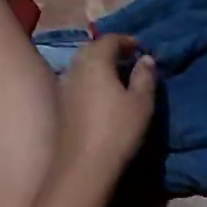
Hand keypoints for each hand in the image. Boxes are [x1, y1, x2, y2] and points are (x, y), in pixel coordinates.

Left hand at [58, 34, 157, 172]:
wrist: (83, 167)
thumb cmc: (118, 130)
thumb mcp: (142, 102)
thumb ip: (145, 76)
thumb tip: (146, 59)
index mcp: (95, 63)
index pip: (109, 40)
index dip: (126, 40)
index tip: (141, 47)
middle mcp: (75, 69)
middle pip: (91, 49)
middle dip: (111, 49)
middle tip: (130, 57)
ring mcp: (64, 87)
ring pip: (82, 65)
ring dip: (100, 64)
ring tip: (119, 74)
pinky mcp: (61, 105)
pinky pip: (77, 80)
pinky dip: (91, 78)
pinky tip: (104, 93)